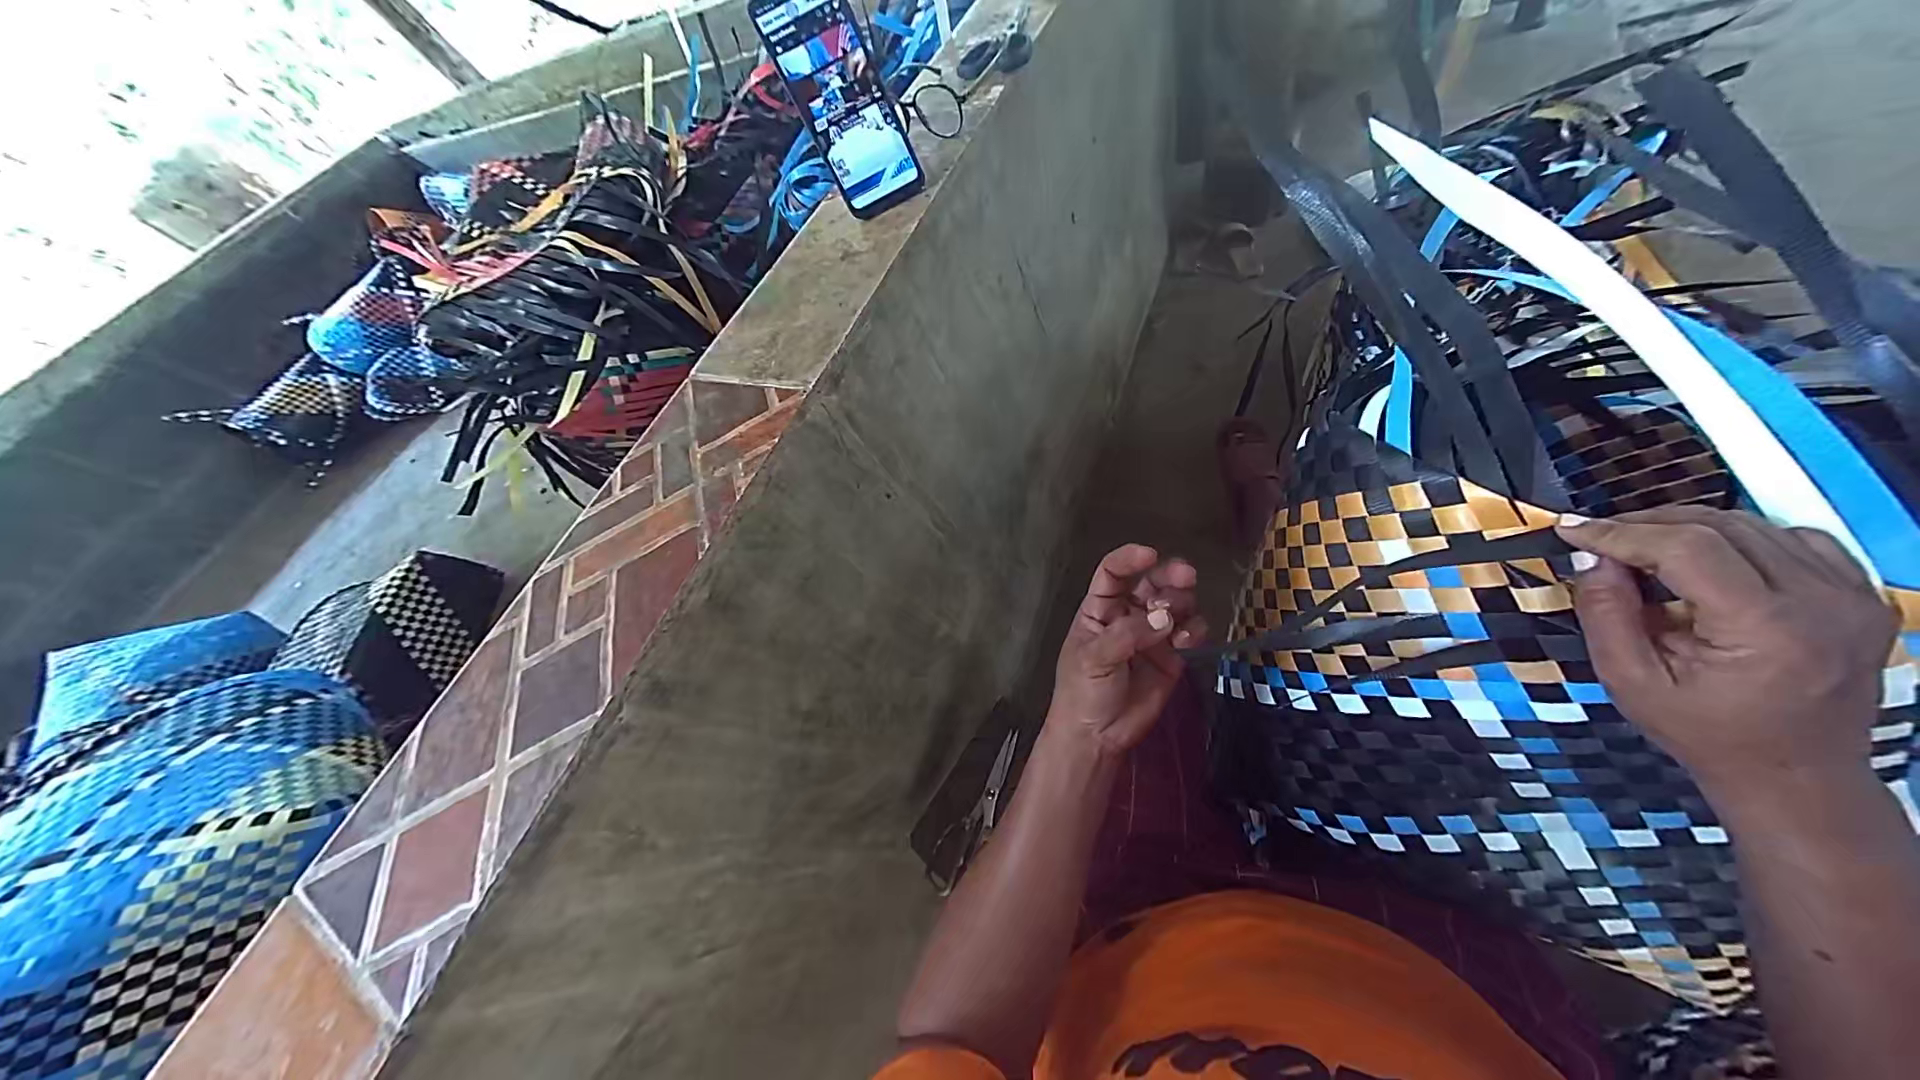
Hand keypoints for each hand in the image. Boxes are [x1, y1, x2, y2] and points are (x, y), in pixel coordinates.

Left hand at [1049, 545, 1206, 758]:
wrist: (1098, 736)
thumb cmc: (1083, 692)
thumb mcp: (1093, 659)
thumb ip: (1127, 636)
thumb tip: (1164, 619)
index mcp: (1099, 610)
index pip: (1113, 573)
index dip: (1129, 559)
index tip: (1149, 554)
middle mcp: (1127, 615)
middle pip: (1150, 583)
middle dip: (1168, 575)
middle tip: (1185, 576)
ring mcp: (1151, 634)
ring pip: (1174, 604)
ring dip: (1181, 602)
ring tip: (1176, 622)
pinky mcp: (1171, 656)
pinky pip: (1189, 632)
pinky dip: (1194, 628)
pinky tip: (1187, 639)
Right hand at [1557, 507, 1897, 803]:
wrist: (1794, 773)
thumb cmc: (1708, 734)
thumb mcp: (1630, 679)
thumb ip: (1605, 613)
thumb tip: (1592, 559)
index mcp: (1767, 629)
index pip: (1686, 548)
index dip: (1620, 533)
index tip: (1572, 532)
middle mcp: (1824, 604)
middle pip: (1721, 527)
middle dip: (1646, 525)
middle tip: (1597, 538)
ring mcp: (1852, 598)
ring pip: (1754, 525)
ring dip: (1686, 527)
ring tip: (1640, 547)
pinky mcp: (1859, 597)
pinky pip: (1793, 539)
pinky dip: (1738, 537)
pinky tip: (1704, 557)